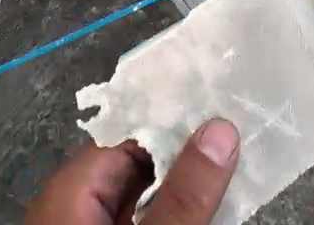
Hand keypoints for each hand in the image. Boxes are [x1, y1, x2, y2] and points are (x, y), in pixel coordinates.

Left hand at [25, 118, 240, 223]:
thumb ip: (183, 196)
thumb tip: (222, 128)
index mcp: (72, 187)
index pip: (132, 128)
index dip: (179, 116)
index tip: (225, 100)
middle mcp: (74, 201)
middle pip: (139, 159)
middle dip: (187, 148)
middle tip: (241, 129)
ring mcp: (86, 224)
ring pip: (143, 192)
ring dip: (183, 182)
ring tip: (235, 159)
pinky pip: (138, 216)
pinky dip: (170, 211)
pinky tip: (206, 204)